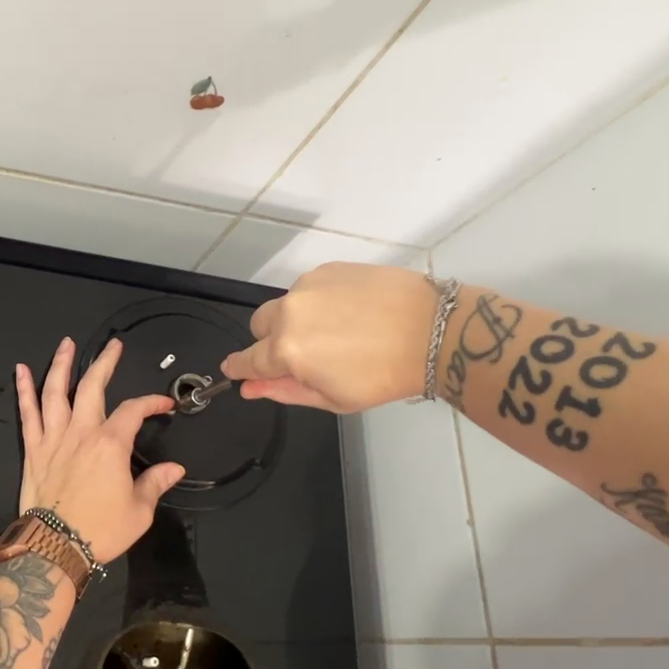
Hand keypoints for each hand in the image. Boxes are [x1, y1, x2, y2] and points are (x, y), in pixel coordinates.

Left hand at [15, 337, 183, 561]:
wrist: (55, 546)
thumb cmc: (101, 529)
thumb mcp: (139, 511)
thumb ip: (155, 483)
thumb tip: (174, 469)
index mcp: (110, 444)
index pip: (133, 411)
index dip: (151, 402)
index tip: (164, 404)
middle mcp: (81, 433)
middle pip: (92, 387)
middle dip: (105, 363)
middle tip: (113, 346)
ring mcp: (53, 438)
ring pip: (55, 392)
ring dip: (61, 364)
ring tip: (66, 344)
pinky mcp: (33, 450)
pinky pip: (27, 414)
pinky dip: (24, 391)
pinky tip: (21, 371)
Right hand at [219, 262, 435, 413]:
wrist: (434, 330)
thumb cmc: (385, 375)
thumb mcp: (333, 398)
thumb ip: (283, 391)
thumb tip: (250, 388)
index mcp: (286, 351)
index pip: (247, 360)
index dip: (238, 367)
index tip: (235, 370)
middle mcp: (288, 313)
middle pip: (258, 326)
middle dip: (270, 340)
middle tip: (304, 353)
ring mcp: (307, 287)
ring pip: (284, 305)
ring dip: (296, 319)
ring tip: (336, 330)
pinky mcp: (328, 269)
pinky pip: (308, 288)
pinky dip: (318, 301)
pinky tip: (349, 312)